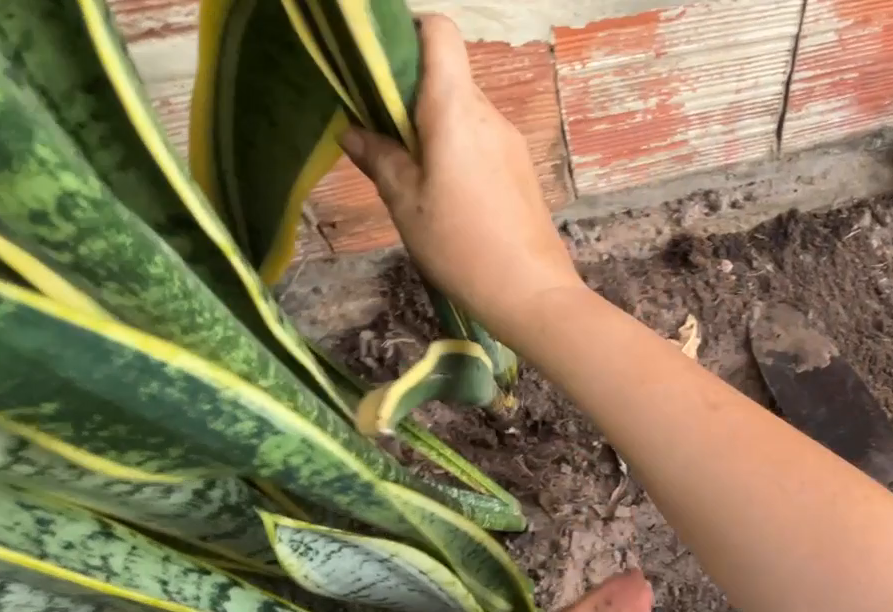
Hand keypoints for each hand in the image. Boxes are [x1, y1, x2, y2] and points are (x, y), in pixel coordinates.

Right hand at [338, 14, 583, 342]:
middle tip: (382, 133)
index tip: (378, 68)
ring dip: (434, 128)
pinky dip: (459, 151)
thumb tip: (357, 132)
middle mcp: (491, 117)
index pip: (439, 33)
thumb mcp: (406, 204)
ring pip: (465, 113)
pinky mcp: (524, 174)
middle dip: (411, 93)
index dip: (408, 33)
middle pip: (448, 76)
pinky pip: (483, 143)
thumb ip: (380, 158)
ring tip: (412, 173)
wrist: (535, 297)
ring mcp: (512, 146)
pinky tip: (446, 193)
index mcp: (457, 109)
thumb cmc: (464, 248)